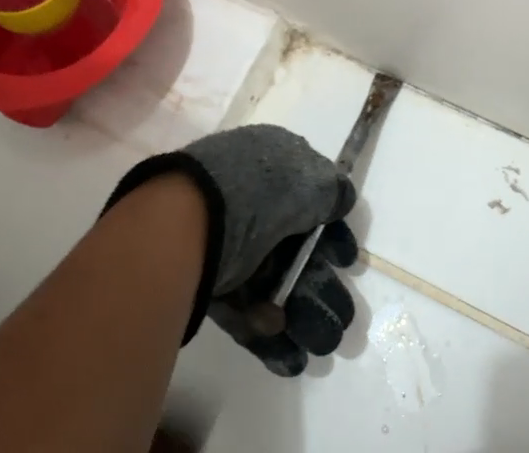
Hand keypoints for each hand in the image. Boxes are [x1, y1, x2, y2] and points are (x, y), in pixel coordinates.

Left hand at [103, 124, 358, 376]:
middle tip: (342, 321)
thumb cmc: (254, 193)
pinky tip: (291, 359)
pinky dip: (266, 334)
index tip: (346, 262)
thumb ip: (332, 191)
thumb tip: (341, 199)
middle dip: (321, 286)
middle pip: (293, 250)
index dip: (331, 233)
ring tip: (322, 347)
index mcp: (269, 169)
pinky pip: (243, 308)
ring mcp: (226, 246)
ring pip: (272, 284)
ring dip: (302, 316)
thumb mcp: (308, 179)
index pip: (308, 202)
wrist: (183, 224)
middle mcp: (249, 204)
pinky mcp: (206, 285)